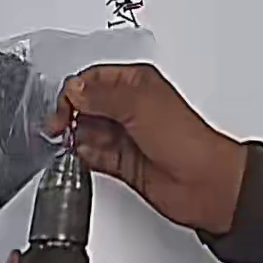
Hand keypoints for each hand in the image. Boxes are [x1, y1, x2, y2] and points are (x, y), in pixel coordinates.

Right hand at [42, 63, 247, 234]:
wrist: (204, 184)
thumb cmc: (184, 138)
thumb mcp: (137, 105)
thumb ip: (101, 96)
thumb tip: (75, 90)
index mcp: (135, 82)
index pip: (94, 78)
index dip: (75, 89)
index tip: (62, 105)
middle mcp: (129, 106)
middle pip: (88, 102)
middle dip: (70, 111)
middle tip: (58, 124)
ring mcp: (126, 134)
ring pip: (89, 128)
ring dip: (75, 133)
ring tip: (67, 140)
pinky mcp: (124, 161)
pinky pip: (95, 153)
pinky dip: (84, 153)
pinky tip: (79, 154)